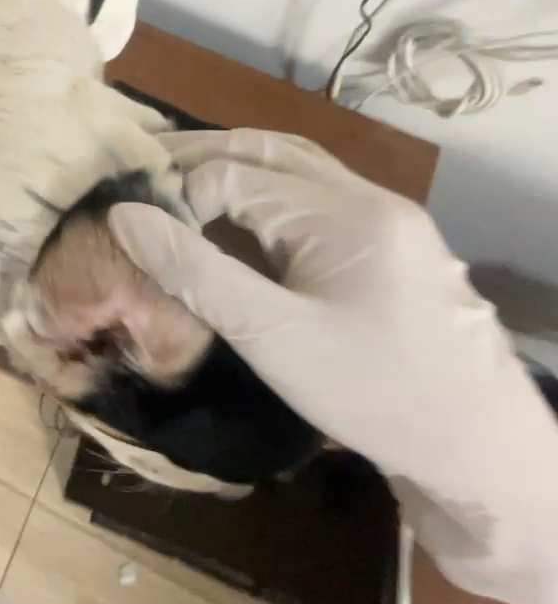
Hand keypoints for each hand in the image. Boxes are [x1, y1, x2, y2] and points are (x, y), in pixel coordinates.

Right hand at [109, 129, 557, 603]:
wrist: (483, 453)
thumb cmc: (373, 393)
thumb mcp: (269, 334)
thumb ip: (192, 268)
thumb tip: (120, 214)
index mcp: (345, 215)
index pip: (229, 175)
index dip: (172, 195)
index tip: (131, 230)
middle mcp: (368, 201)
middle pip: (262, 150)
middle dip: (190, 155)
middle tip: (128, 169)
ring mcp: (382, 220)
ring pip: (287, 164)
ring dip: (223, 163)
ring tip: (165, 177)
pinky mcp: (382, 244)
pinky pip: (306, 191)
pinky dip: (254, 185)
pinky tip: (223, 208)